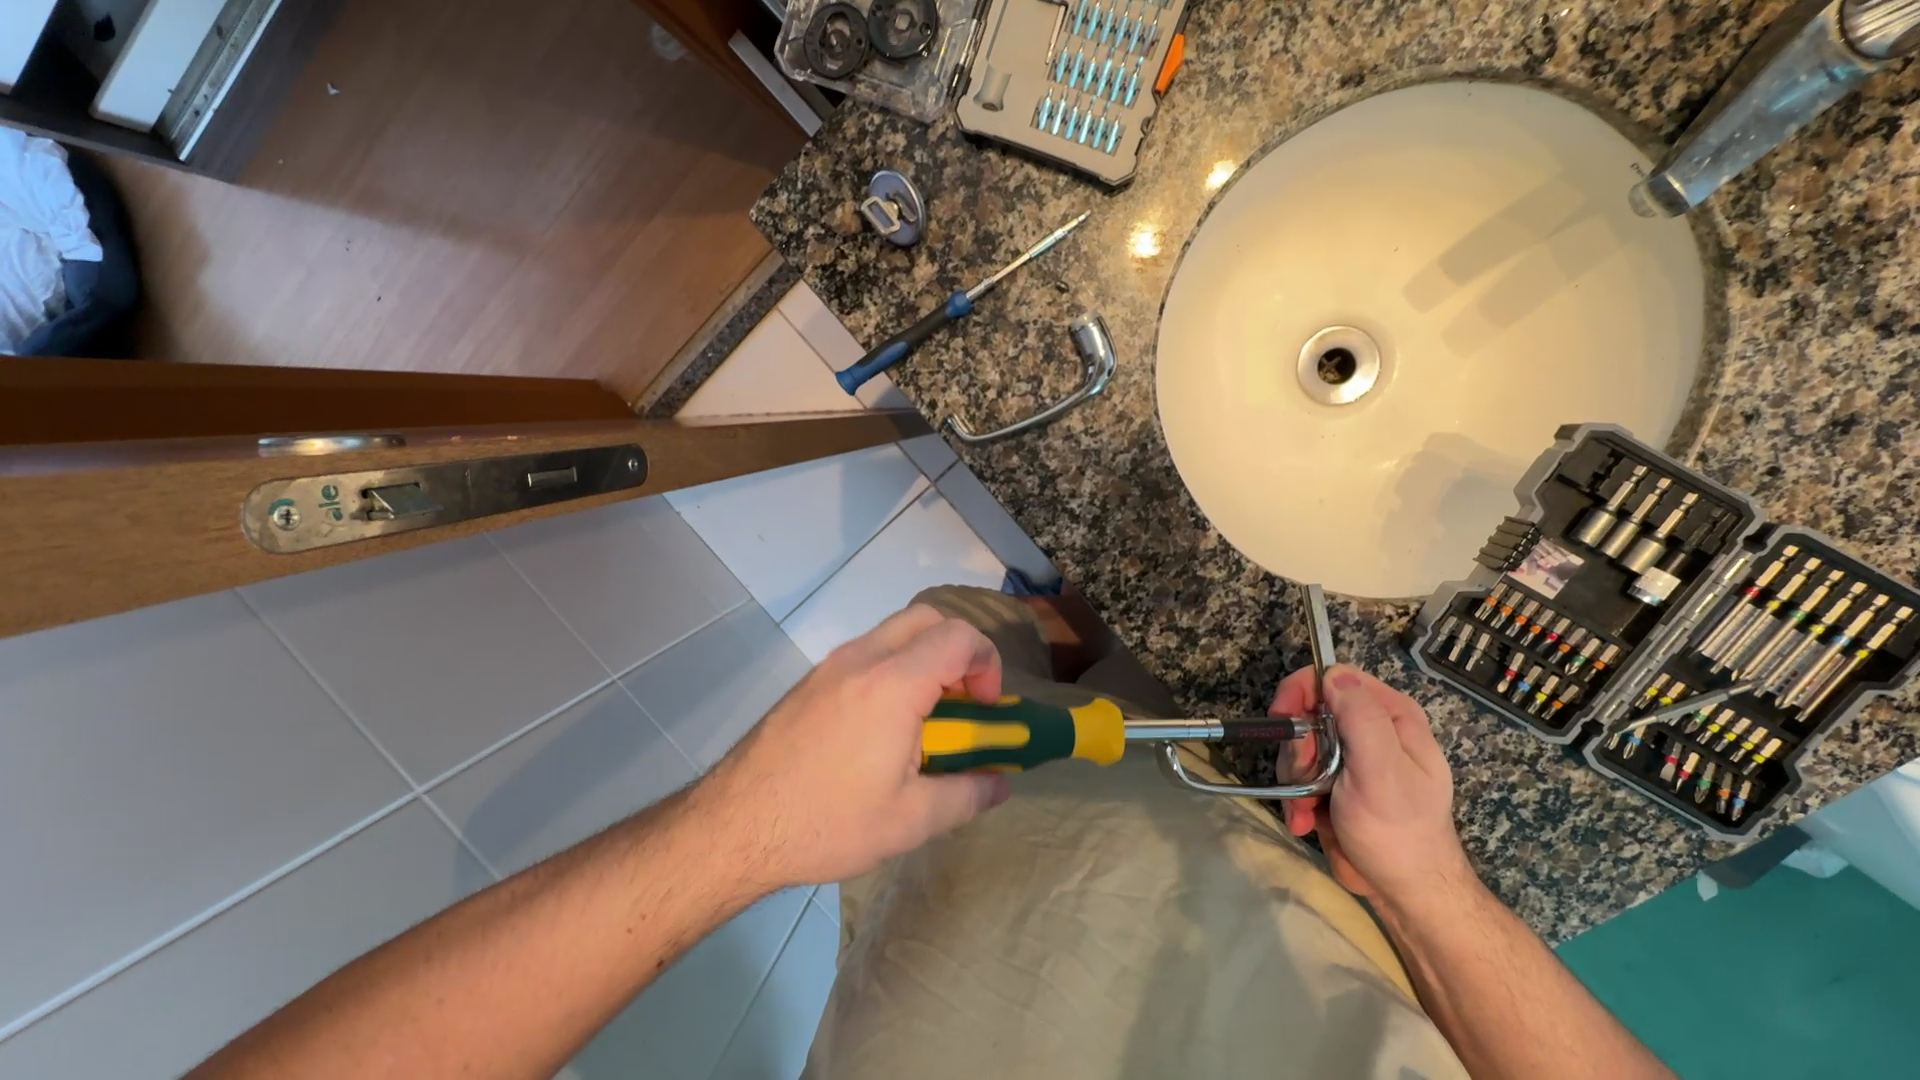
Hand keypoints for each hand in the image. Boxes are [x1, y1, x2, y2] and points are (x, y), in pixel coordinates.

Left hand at [698, 604, 1012, 889]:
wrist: (733, 827)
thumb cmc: (826, 824)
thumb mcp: (910, 821)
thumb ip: (967, 795)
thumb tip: (1000, 783)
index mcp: (892, 685)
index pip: (958, 637)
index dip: (987, 663)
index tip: (986, 708)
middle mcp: (860, 659)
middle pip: (926, 618)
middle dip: (958, 651)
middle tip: (963, 701)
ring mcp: (829, 667)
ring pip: (892, 633)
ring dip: (923, 659)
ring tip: (925, 719)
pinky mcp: (808, 683)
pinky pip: (865, 654)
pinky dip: (892, 670)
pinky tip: (882, 728)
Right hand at [1274, 665, 1473, 902]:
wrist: (1404, 891)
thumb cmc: (1399, 832)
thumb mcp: (1381, 771)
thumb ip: (1360, 718)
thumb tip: (1333, 675)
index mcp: (1391, 716)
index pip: (1335, 677)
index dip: (1302, 692)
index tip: (1283, 719)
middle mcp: (1370, 730)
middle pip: (1307, 713)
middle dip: (1299, 749)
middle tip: (1309, 780)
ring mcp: (1349, 758)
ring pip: (1297, 747)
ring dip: (1294, 780)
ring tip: (1310, 808)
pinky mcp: (1333, 784)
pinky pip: (1297, 776)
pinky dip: (1295, 799)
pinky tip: (1306, 820)